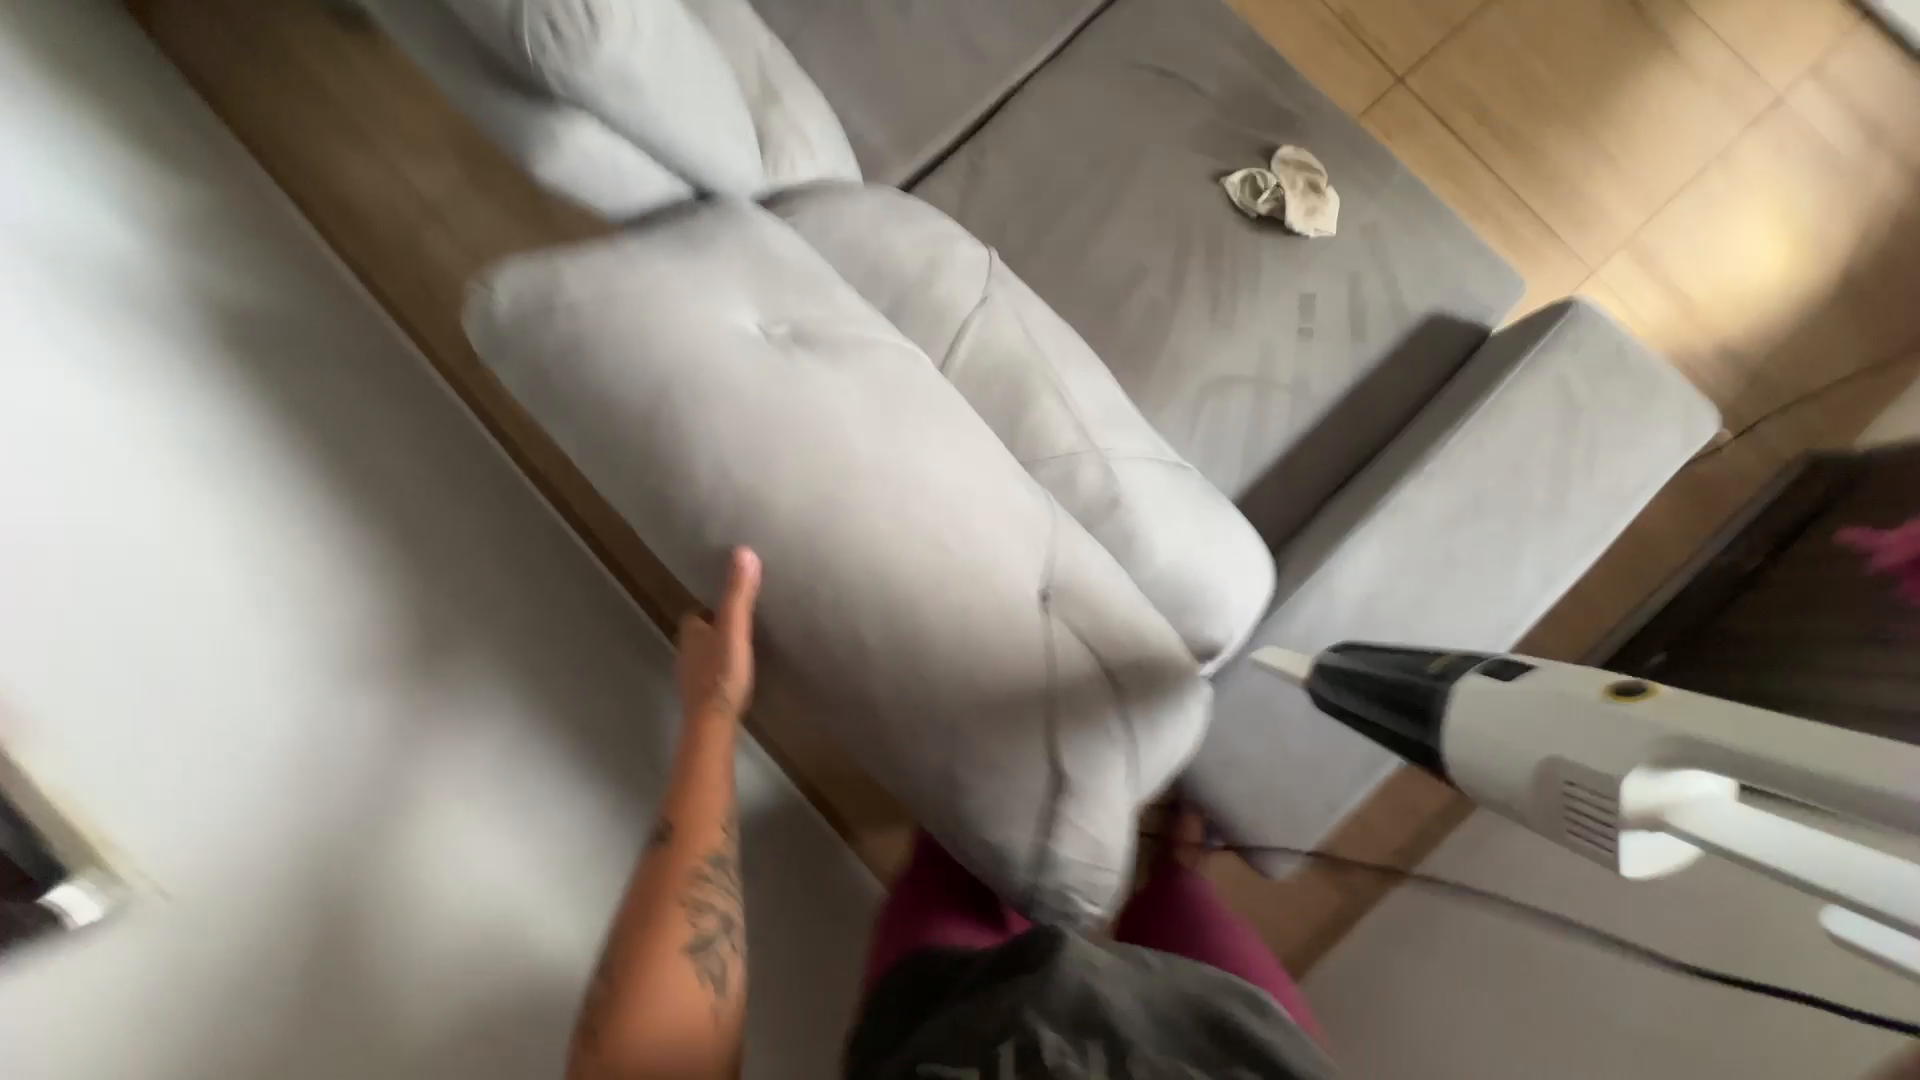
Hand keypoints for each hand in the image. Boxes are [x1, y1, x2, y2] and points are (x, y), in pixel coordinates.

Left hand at [676, 547, 761, 721]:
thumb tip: (743, 552)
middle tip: (739, 626)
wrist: (713, 722)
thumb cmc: (722, 672)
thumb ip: (739, 594)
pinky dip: (718, 673)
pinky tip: (734, 677)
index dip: (710, 609)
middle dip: (714, 629)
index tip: (729, 606)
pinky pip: (709, 677)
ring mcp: (691, 678)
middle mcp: (685, 653)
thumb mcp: (736, 628)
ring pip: (703, 656)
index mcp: (691, 633)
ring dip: (716, 652)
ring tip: (740, 649)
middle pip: (699, 635)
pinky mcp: (700, 698)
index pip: (696, 614)